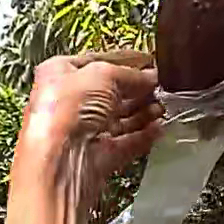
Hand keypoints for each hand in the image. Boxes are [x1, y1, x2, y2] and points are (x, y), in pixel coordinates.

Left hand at [7, 51, 163, 223]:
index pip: (97, 62)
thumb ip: (130, 74)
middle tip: (161, 87)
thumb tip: (151, 76)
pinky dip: (143, 136)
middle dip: (137, 90)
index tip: (150, 63)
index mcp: (60, 73)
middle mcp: (70, 103)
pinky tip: (159, 128)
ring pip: (119, 120)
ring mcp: (84, 132)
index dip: (125, 62)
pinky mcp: (99, 158)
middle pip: (110, 93)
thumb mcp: (103, 75)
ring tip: (163, 107)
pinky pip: (125, 144)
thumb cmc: (70, 108)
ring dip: (143, 112)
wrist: (62, 162)